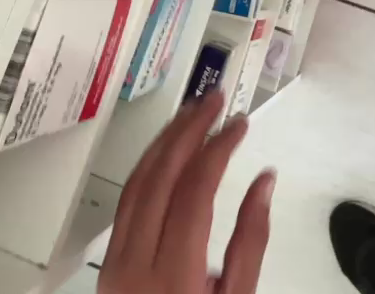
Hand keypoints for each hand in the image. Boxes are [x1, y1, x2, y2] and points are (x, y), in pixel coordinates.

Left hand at [100, 94, 274, 293]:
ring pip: (136, 182)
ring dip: (166, 140)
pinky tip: (167, 151)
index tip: (241, 123)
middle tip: (216, 97)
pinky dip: (148, 166)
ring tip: (193, 112)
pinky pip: (126, 200)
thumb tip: (265, 178)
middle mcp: (136, 263)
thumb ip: (251, 242)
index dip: (218, 147)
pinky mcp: (109, 266)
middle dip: (189, 128)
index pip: (194, 190)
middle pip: (160, 176)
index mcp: (174, 276)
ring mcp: (116, 264)